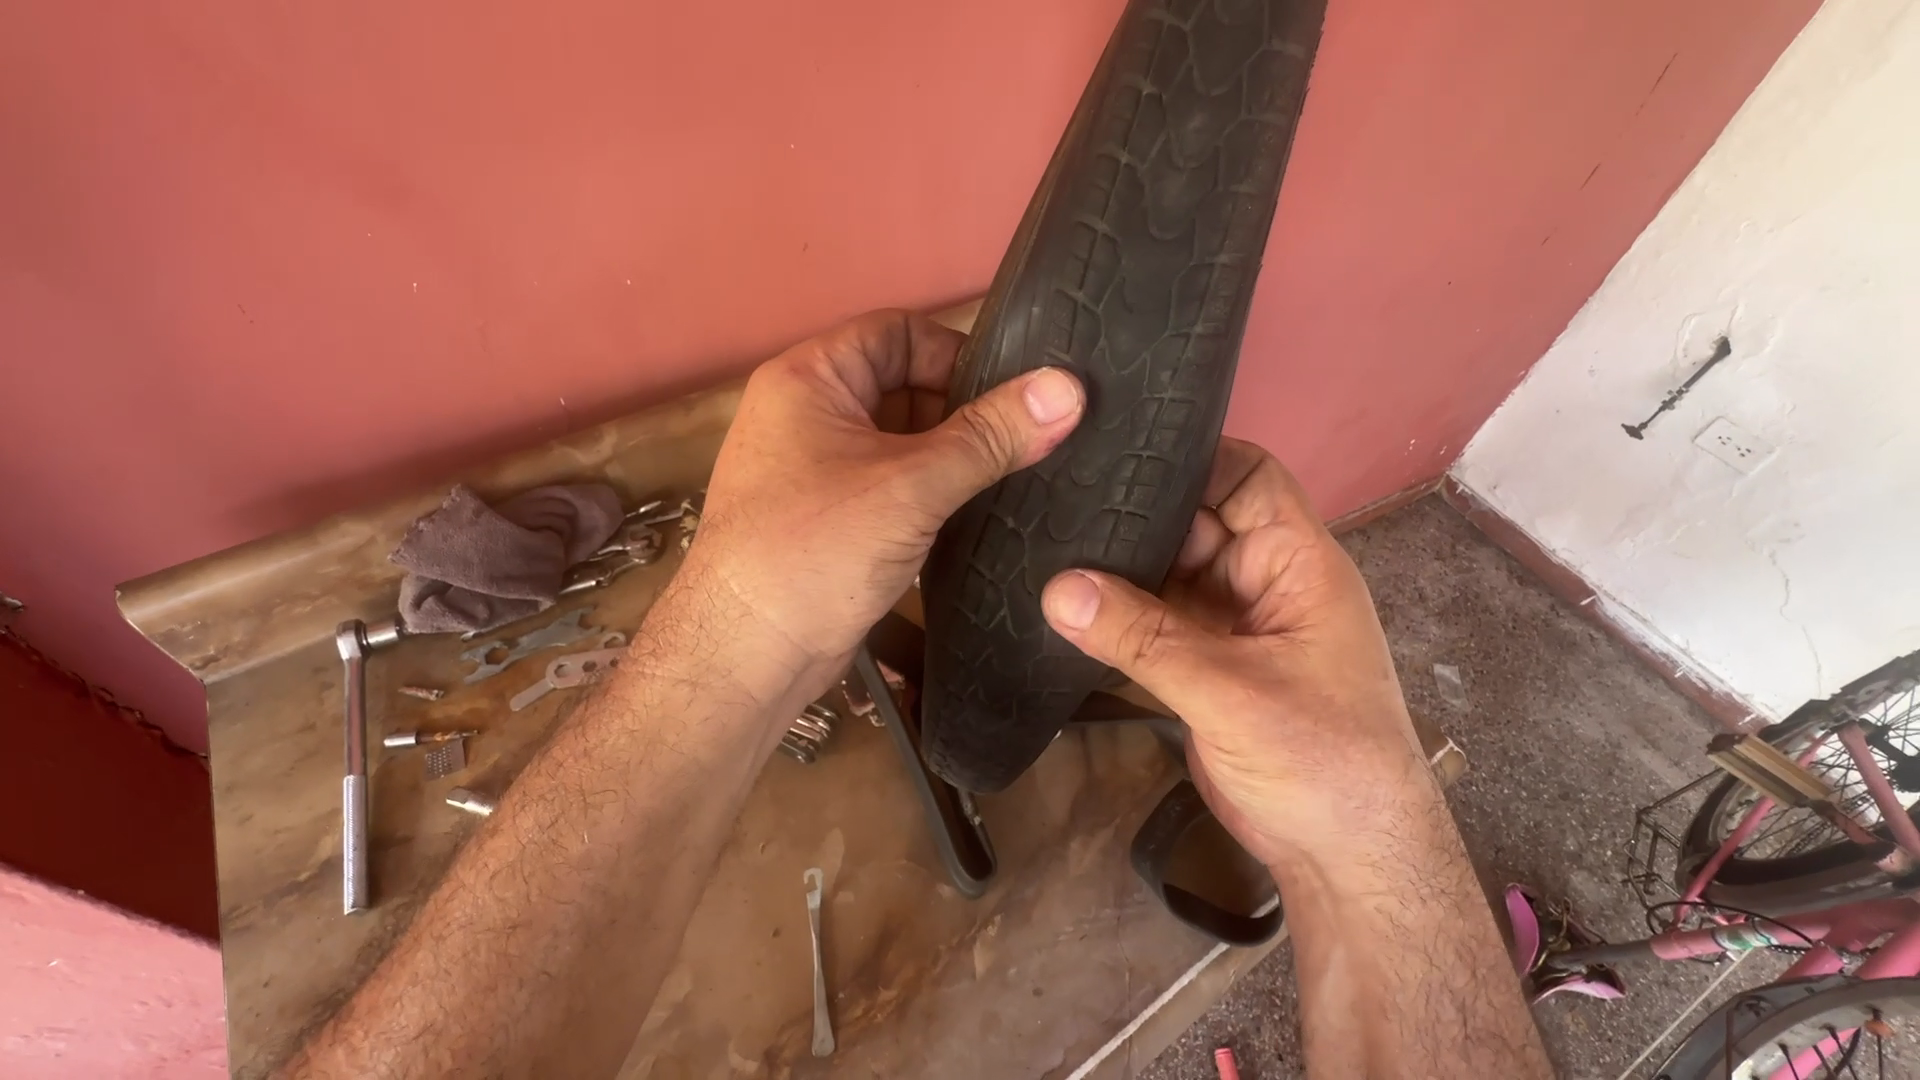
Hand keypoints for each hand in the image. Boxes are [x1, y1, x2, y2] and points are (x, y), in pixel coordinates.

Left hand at [669, 309, 1083, 705]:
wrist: (747, 654)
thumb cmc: (816, 550)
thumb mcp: (912, 486)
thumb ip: (990, 437)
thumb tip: (1067, 389)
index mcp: (810, 379)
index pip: (896, 333)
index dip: (956, 354)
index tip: (1012, 396)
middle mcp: (807, 414)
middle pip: (901, 386)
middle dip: (959, 413)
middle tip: (1020, 443)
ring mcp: (815, 468)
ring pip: (899, 441)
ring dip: (948, 457)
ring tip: (1011, 476)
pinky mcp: (829, 517)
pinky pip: (889, 483)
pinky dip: (928, 492)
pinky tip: (972, 512)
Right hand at [1038, 439, 1432, 872]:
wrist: (1342, 858)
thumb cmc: (1320, 759)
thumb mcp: (1229, 690)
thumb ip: (1141, 638)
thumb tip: (1056, 590)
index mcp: (1294, 563)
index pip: (1247, 478)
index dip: (1192, 459)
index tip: (1117, 452)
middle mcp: (1259, 583)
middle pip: (1193, 526)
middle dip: (1136, 518)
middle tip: (1058, 500)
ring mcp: (1228, 626)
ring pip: (1166, 577)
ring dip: (1118, 573)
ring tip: (1045, 546)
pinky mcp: (1201, 665)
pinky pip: (1152, 624)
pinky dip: (1115, 618)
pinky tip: (1063, 607)